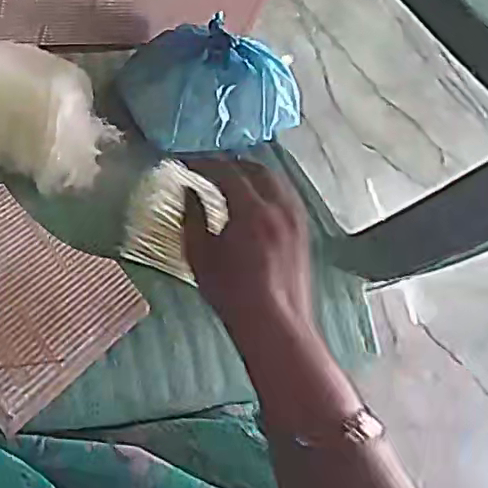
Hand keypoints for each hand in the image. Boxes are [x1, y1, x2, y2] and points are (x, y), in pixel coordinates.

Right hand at [183, 158, 315, 347]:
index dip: (202, 163)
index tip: (185, 163)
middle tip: (205, 167)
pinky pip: (285, 196)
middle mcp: (279, 209)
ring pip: (275, 180)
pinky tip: (252, 199)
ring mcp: (296, 220)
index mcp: (252, 211)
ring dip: (249, 173)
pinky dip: (265, 188)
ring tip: (227, 178)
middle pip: (255, 169)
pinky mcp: (303, 232)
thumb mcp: (199, 252)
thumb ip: (192, 215)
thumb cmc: (231, 292)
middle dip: (228, 163)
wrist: (275, 325)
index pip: (226, 171)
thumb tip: (188, 191)